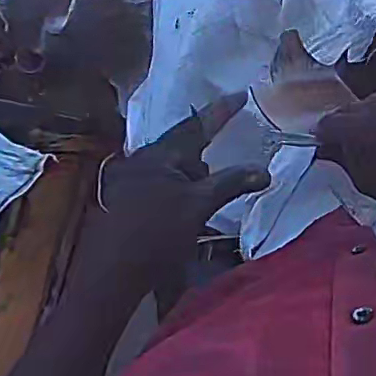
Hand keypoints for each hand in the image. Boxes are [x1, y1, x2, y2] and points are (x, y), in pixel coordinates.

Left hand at [84, 93, 269, 276]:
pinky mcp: (124, 203)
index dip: (220, 112)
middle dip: (204, 156)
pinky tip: (185, 211)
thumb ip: (232, 182)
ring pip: (171, 169)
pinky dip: (178, 191)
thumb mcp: (200, 206)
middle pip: (182, 148)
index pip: (196, 126)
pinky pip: (160, 185)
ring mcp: (127, 183)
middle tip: (222, 175)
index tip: (240, 95)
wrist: (110, 279)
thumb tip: (264, 171)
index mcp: (157, 156)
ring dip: (191, 178)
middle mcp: (139, 162)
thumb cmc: (155, 236)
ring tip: (203, 201)